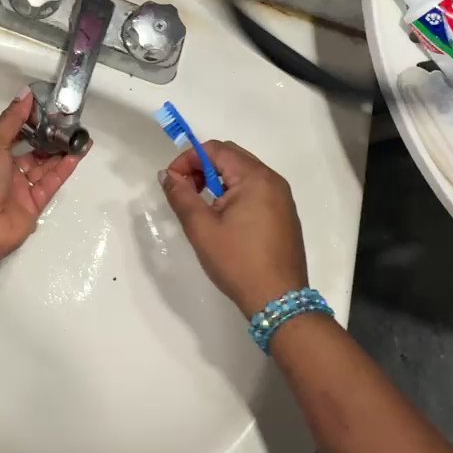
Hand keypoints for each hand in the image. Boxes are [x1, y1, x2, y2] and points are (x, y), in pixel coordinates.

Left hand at [0, 89, 83, 265]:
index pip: (14, 132)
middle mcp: (6, 169)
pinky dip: (64, 169)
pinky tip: (77, 154)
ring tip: (79, 135)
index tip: (48, 106)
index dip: (30, 120)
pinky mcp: (35, 204)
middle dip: (48, 136)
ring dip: (60, 151)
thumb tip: (25, 93)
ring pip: (45, 165)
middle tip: (69, 121)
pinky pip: (51, 182)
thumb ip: (11, 120)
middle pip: (32, 149)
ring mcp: (21, 188)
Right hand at [158, 140, 307, 313]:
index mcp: (255, 178)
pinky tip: (225, 219)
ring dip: (218, 181)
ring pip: (243, 173)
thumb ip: (181, 195)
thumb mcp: (201, 228)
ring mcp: (282, 198)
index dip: (188, 159)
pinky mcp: (285, 215)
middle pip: (231, 156)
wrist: (279, 302)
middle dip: (202, 167)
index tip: (172, 181)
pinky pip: (255, 189)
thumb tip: (167, 175)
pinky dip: (235, 193)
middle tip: (185, 191)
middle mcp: (273, 180)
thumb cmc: (238, 262)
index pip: (215, 150)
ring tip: (202, 206)